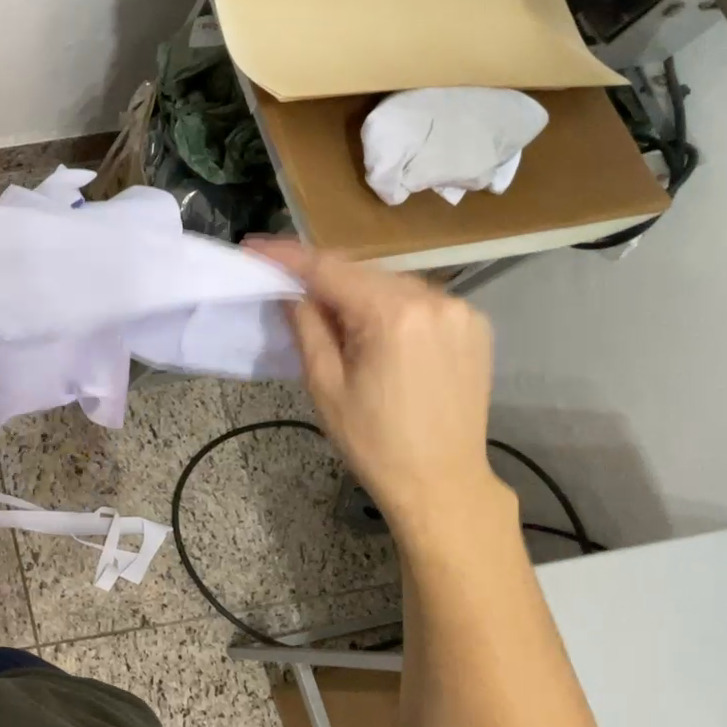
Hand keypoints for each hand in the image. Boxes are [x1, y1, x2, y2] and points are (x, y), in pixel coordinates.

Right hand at [247, 238, 501, 526]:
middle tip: (280, 281)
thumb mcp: (324, 384)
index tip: (252, 246)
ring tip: (323, 309)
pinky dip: (385, 302)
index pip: (330, 269)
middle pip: (362, 271)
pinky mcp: (473, 325)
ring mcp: (461, 310)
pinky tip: (367, 325)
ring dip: (353, 289)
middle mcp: (435, 300)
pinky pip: (417, 299)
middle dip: (320, 273)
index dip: (287, 256)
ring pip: (391, 282)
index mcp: (394, 316)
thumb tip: (291, 291)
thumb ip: (307, 327)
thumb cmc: (372, 440)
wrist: (441, 480)